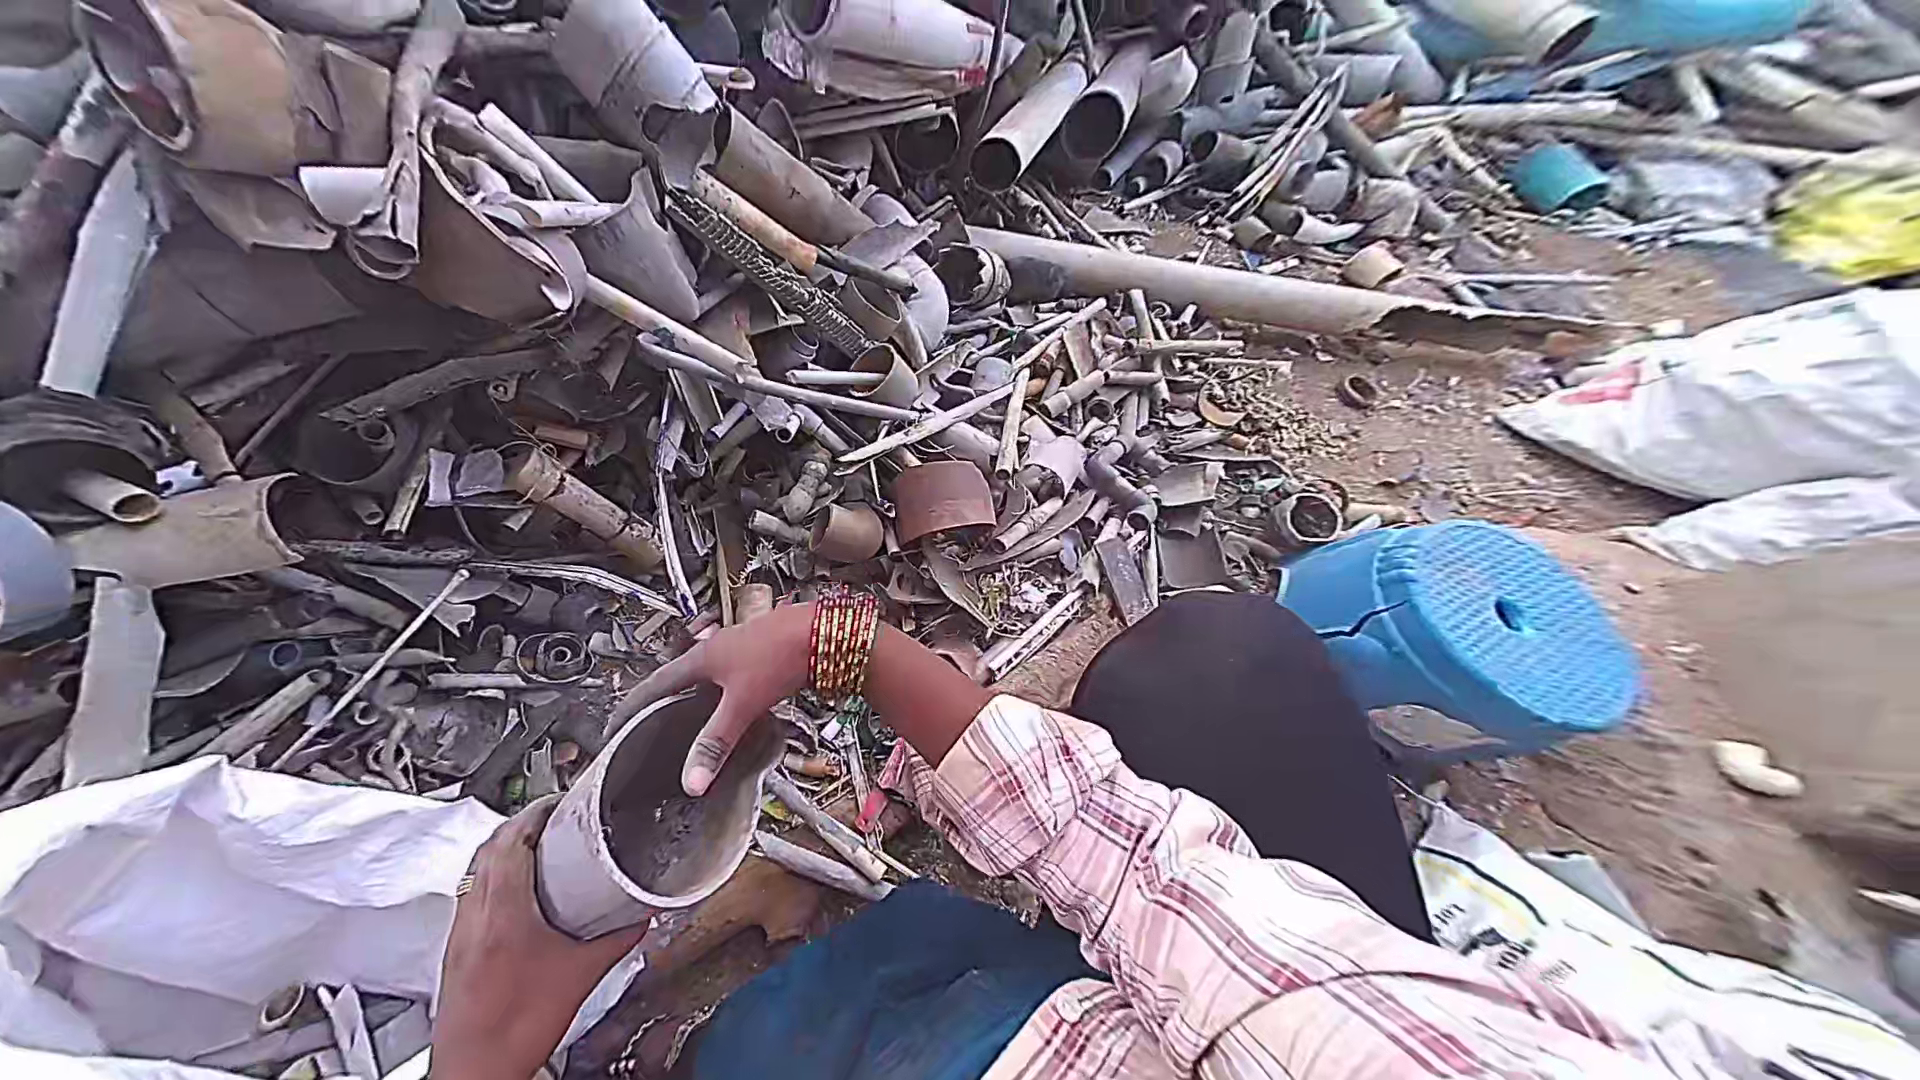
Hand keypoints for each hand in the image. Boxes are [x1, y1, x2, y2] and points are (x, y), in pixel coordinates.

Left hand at [431, 797, 649, 1079]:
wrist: (475, 1075)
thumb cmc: (518, 1030)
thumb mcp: (583, 974)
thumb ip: (620, 937)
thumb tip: (646, 911)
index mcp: (503, 917)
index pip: (509, 844)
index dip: (532, 815)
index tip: (557, 801)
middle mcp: (473, 920)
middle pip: (487, 850)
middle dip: (519, 823)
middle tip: (552, 814)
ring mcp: (458, 935)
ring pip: (474, 871)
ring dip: (502, 846)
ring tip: (536, 839)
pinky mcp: (454, 951)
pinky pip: (470, 893)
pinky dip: (492, 873)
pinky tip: (517, 884)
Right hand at [610, 601, 813, 796]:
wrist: (825, 633)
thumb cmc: (780, 657)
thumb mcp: (741, 704)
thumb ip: (716, 741)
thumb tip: (691, 781)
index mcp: (701, 657)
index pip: (654, 684)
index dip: (632, 707)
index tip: (614, 726)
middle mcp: (717, 647)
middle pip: (681, 678)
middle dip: (666, 703)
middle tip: (652, 727)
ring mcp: (742, 647)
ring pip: (711, 677)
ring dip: (701, 699)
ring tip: (692, 724)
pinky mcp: (764, 653)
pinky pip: (735, 677)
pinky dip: (729, 695)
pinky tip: (738, 709)